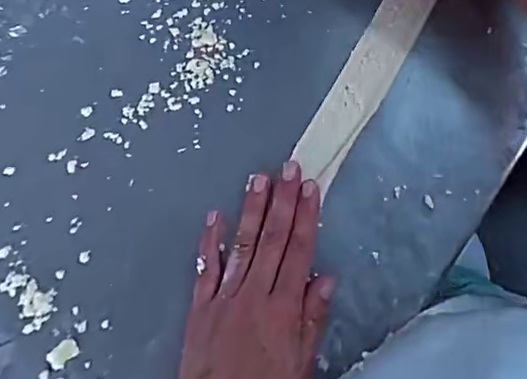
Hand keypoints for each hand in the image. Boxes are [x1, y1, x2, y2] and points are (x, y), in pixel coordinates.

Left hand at [179, 162, 333, 378]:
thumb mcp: (300, 366)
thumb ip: (311, 320)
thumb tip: (326, 279)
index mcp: (282, 309)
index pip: (298, 252)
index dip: (306, 217)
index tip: (310, 188)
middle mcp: (254, 295)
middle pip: (272, 239)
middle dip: (283, 200)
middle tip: (289, 168)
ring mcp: (225, 296)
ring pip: (242, 244)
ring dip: (252, 209)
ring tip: (259, 178)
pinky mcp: (200, 305)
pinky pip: (206, 266)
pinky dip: (211, 239)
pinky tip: (215, 214)